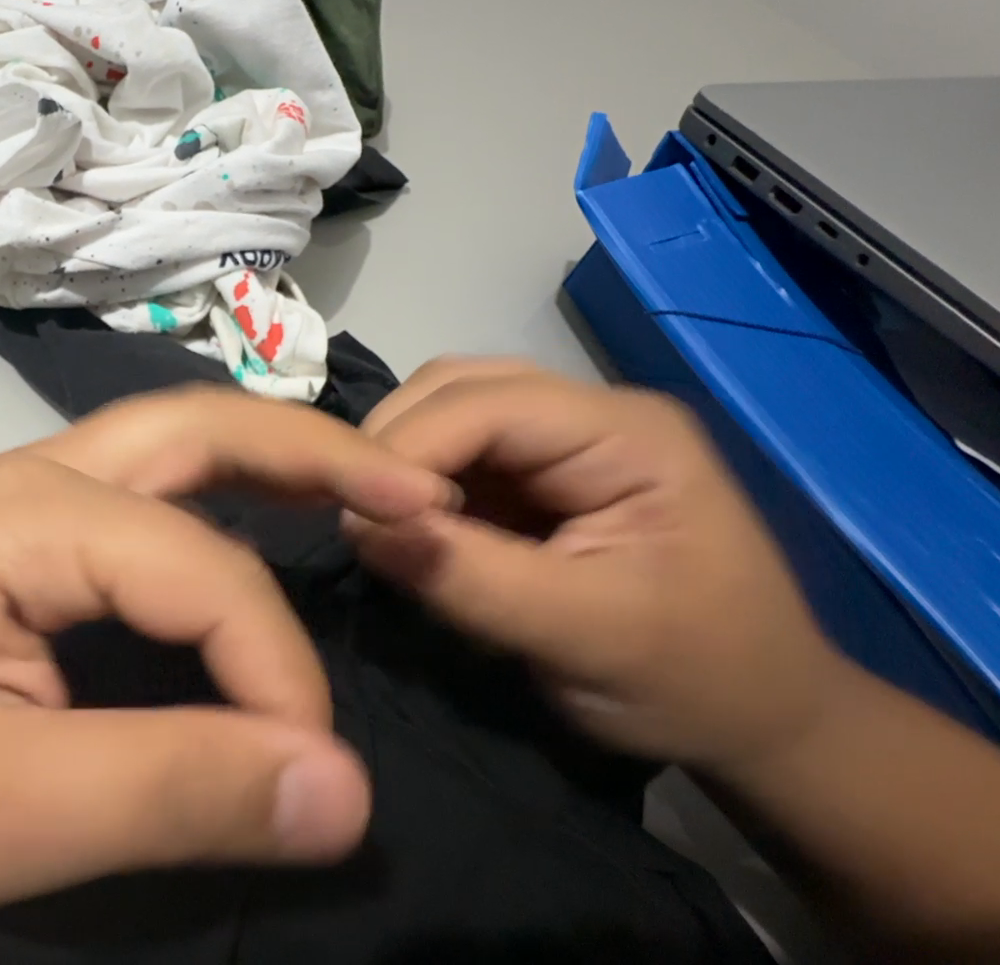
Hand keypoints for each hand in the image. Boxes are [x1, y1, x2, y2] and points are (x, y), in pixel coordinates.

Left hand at [0, 387, 456, 928]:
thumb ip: (170, 793)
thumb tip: (342, 792)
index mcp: (23, 518)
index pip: (203, 575)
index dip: (278, 675)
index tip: (308, 781)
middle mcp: (29, 479)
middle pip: (197, 434)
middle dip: (316, 458)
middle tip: (419, 496)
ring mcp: (21, 499)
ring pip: (173, 447)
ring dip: (275, 461)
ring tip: (368, 495)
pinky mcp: (18, 538)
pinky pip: (145, 492)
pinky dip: (224, 496)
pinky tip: (263, 526)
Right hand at [344, 357, 847, 772]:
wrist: (753, 720)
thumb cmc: (689, 679)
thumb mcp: (581, 636)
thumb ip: (468, 576)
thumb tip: (357, 525)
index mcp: (624, 434)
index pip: (481, 403)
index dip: (407, 449)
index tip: (359, 522)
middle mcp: (586, 415)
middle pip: (452, 388)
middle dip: (392, 446)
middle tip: (361, 520)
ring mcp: (557, 442)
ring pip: (439, 412)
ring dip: (395, 462)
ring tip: (382, 526)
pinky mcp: (531, 475)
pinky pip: (448, 454)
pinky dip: (410, 484)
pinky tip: (407, 528)